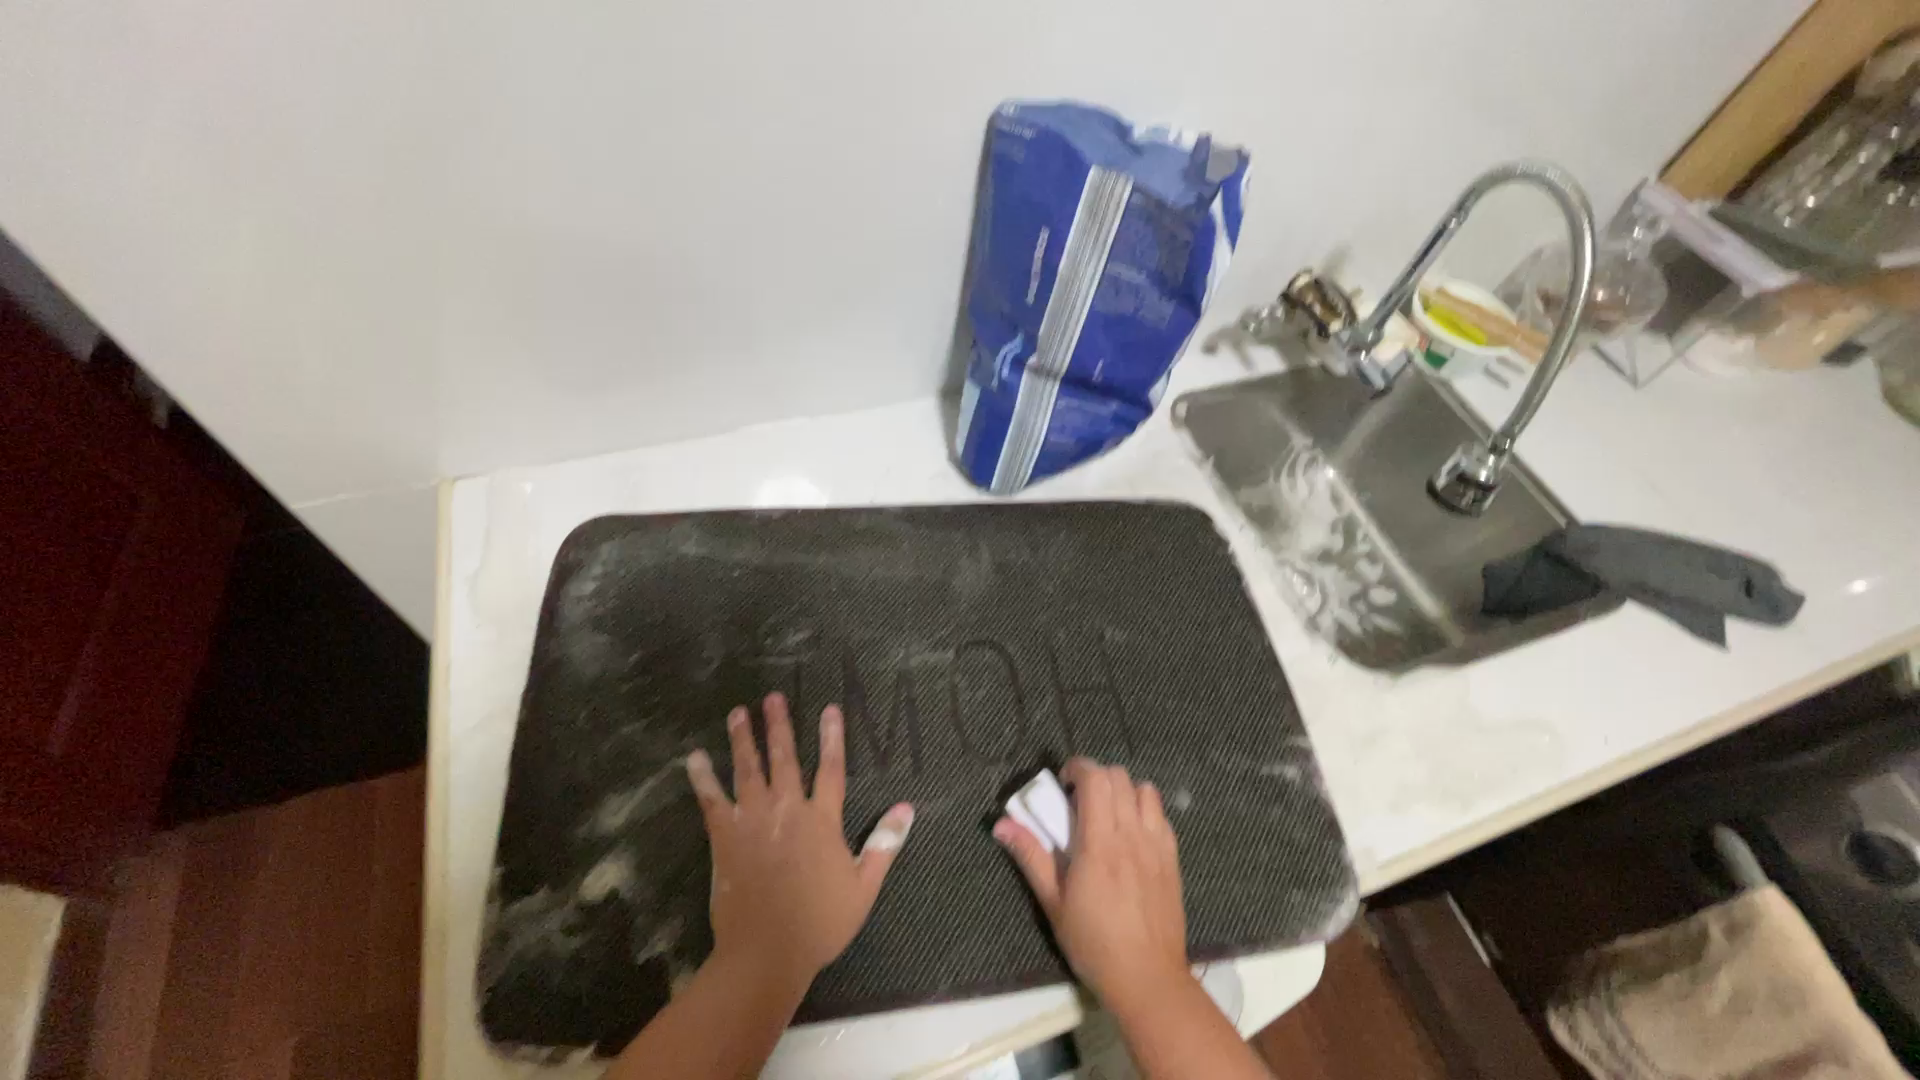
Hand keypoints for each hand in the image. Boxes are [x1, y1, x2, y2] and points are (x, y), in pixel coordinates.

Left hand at [685, 693, 913, 988]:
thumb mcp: (863, 886)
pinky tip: (695, 758)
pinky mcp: (725, 838)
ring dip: (743, 740)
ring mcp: (753, 821)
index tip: (829, 709)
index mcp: (822, 821)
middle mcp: (787, 811)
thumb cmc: (820, 922)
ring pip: (748, 770)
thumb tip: (907, 808)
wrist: (767, 951)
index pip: (831, 769)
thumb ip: (884, 844)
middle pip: (785, 759)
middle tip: (772, 698)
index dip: (832, 738)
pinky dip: (703, 778)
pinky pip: (712, 801)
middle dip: (780, 726)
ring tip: (738, 713)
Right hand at [993, 757, 1189, 1018]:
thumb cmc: (1092, 942)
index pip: (1095, 779)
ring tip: (1107, 813)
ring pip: (1145, 790)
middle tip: (1079, 800)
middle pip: (1119, 776)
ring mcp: (1157, 845)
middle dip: (1096, 776)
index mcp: (1099, 843)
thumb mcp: (1052, 902)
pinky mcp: (1173, 858)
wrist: (1147, 977)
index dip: (1078, 767)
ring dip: (1123, 790)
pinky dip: (1144, 810)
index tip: (1062, 783)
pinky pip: (1161, 815)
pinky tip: (1131, 835)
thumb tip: (1000, 824)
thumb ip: (1030, 856)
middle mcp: (1131, 834)